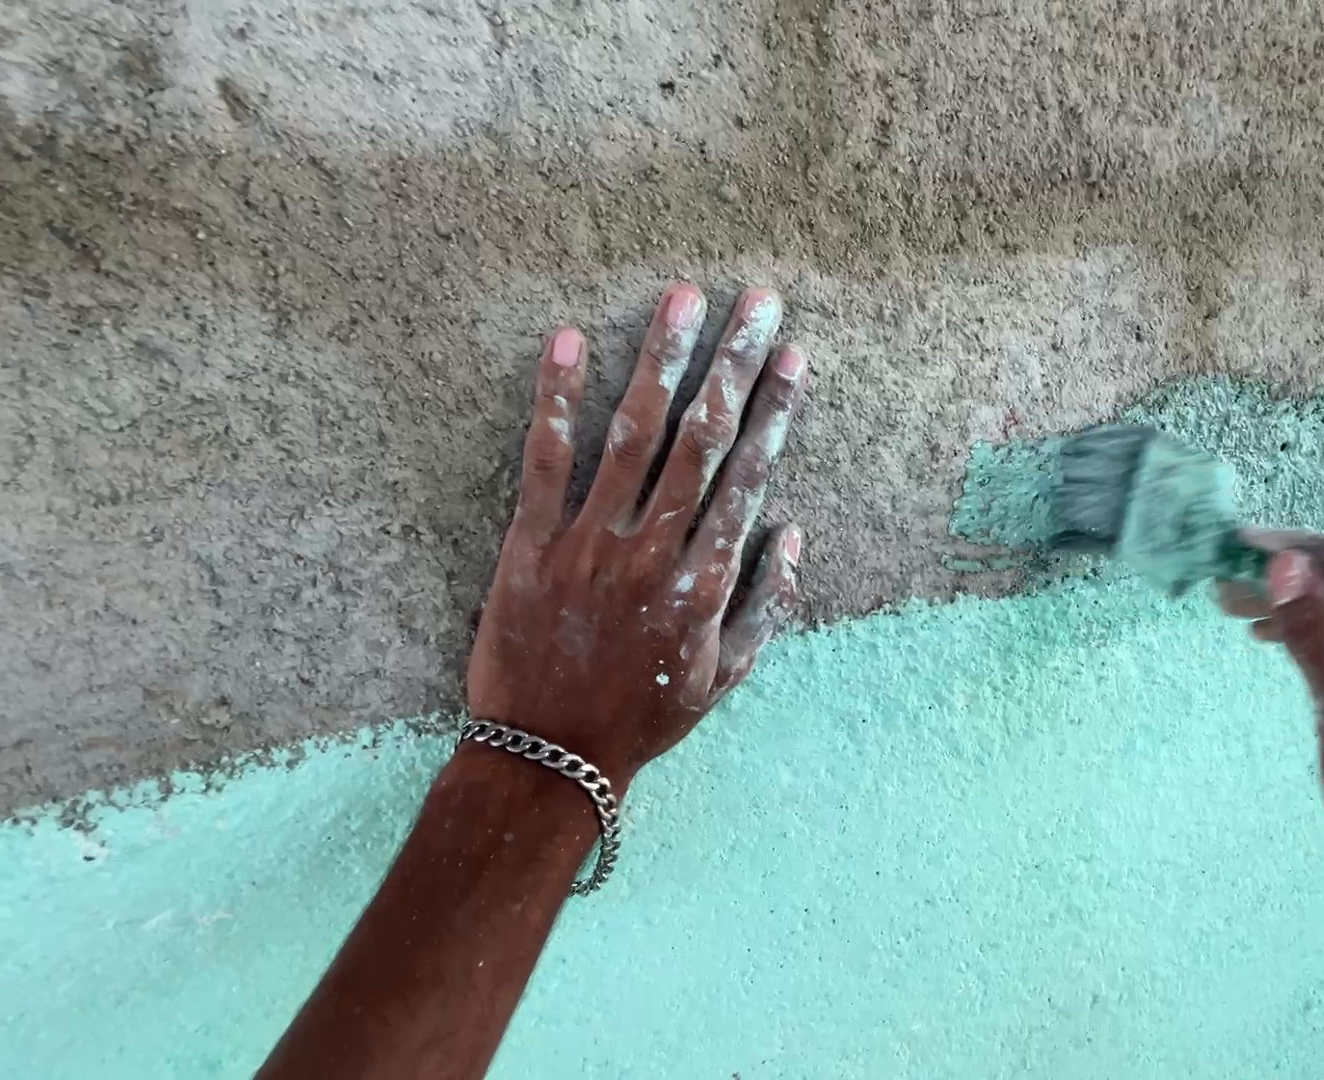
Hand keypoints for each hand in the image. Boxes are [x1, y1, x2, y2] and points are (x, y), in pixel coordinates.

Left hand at [466, 284, 806, 784]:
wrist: (548, 754)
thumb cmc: (648, 713)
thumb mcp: (728, 675)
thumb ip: (767, 605)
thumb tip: (794, 534)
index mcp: (706, 581)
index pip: (750, 477)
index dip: (777, 412)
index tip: (795, 359)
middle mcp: (654, 550)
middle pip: (702, 439)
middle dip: (735, 363)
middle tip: (757, 302)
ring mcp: (588, 542)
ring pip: (631, 435)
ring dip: (660, 360)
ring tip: (683, 298)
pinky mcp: (528, 545)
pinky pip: (542, 461)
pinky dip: (553, 399)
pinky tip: (566, 342)